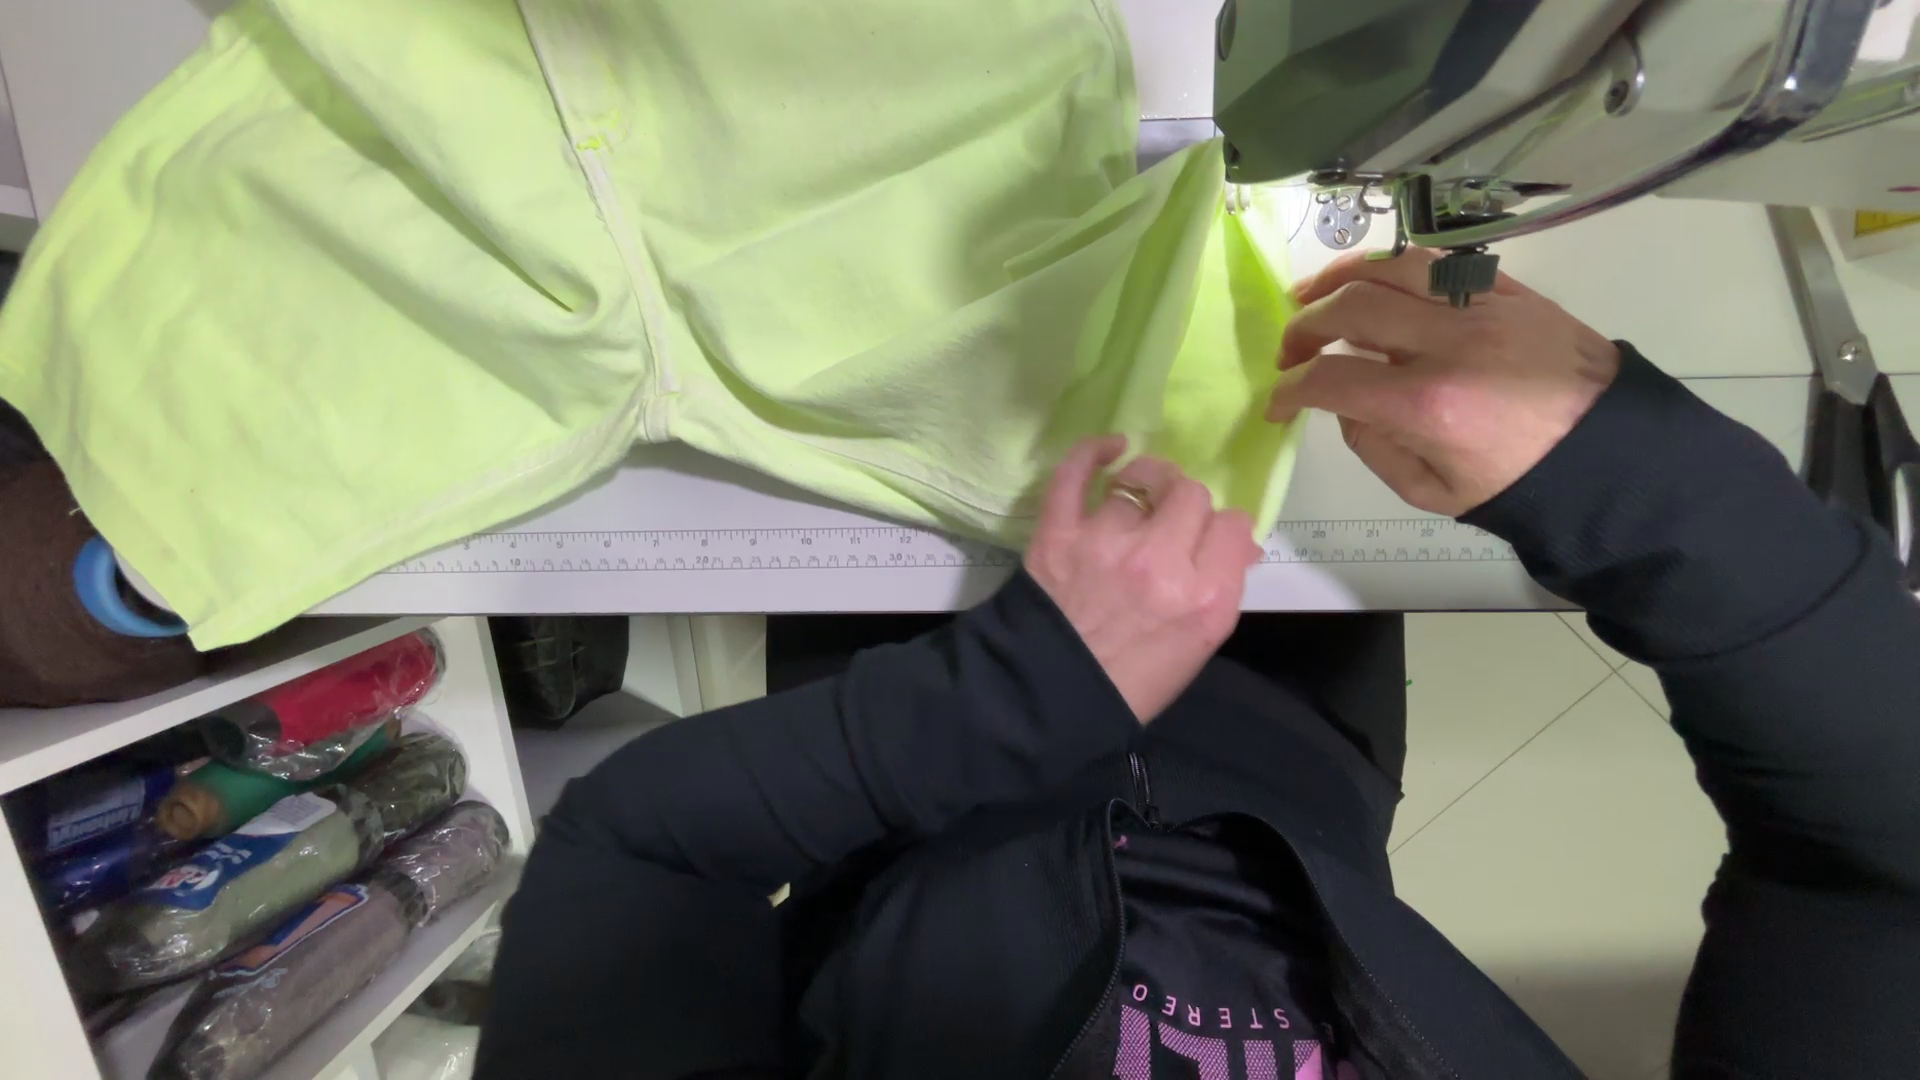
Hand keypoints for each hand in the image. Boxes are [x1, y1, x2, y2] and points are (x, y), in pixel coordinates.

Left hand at [1024, 436, 1262, 722]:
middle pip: (1191, 494)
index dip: (1222, 528)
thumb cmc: (1128, 684)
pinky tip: (1108, 448)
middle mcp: (1162, 563)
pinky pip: (1075, 475)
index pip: (1234, 525)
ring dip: (1145, 480)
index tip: (1207, 537)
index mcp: (1206, 598)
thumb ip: (1219, 591)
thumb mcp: (1194, 649)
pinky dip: (1090, 453)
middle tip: (1169, 518)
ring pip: (1141, 479)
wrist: (1047, 698)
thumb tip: (1235, 545)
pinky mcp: (1059, 535)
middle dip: (1186, 502)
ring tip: (1138, 490)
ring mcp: (1108, 543)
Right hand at [1266, 249, 1620, 515]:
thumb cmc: (1510, 480)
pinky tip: (1369, 284)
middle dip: (1303, 328)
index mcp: (1427, 405)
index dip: (1289, 388)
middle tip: (1289, 351)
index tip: (1277, 402)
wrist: (1608, 450)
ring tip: (1312, 296)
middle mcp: (1452, 345)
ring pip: (1392, 266)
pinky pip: (1436, 261)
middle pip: (1351, 307)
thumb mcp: (1424, 488)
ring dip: (1338, 278)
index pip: (1329, 377)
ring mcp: (1483, 308)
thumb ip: (1368, 443)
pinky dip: (1390, 268)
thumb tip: (1341, 401)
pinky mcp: (1507, 291)